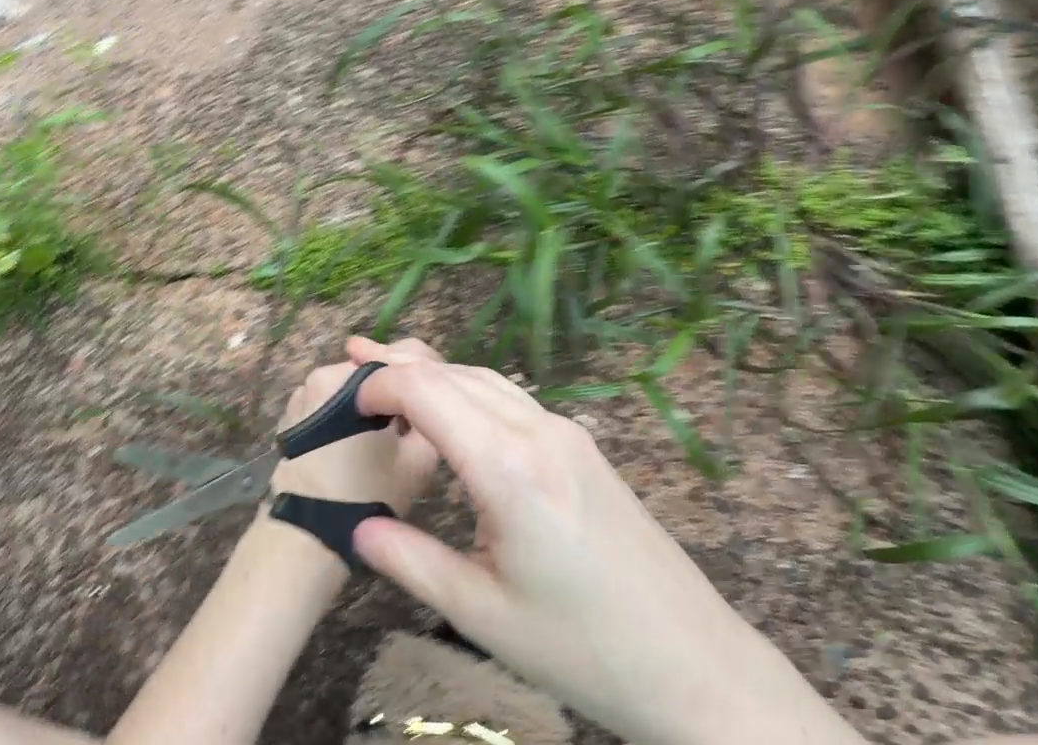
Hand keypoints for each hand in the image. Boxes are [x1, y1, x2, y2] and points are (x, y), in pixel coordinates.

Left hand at [267, 339, 440, 513]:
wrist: (303, 534)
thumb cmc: (366, 495)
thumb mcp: (418, 460)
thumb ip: (431, 418)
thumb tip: (432, 401)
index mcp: (354, 376)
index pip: (406, 353)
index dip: (433, 376)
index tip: (444, 402)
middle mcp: (323, 373)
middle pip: (376, 370)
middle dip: (397, 391)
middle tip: (417, 425)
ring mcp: (301, 394)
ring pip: (351, 388)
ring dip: (370, 403)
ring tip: (386, 440)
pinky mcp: (289, 416)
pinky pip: (328, 404)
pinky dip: (345, 416)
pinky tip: (356, 447)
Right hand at [348, 342, 863, 744]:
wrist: (695, 666)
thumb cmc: (581, 649)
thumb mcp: (479, 613)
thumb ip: (408, 559)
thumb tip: (355, 524)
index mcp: (508, 468)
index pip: (426, 390)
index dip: (377, 386)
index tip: (342, 405)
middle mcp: (540, 433)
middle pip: (454, 373)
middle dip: (398, 370)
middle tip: (350, 377)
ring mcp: (569, 436)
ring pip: (486, 381)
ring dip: (435, 378)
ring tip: (388, 390)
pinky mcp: (584, 449)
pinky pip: (512, 402)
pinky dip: (467, 396)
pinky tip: (450, 421)